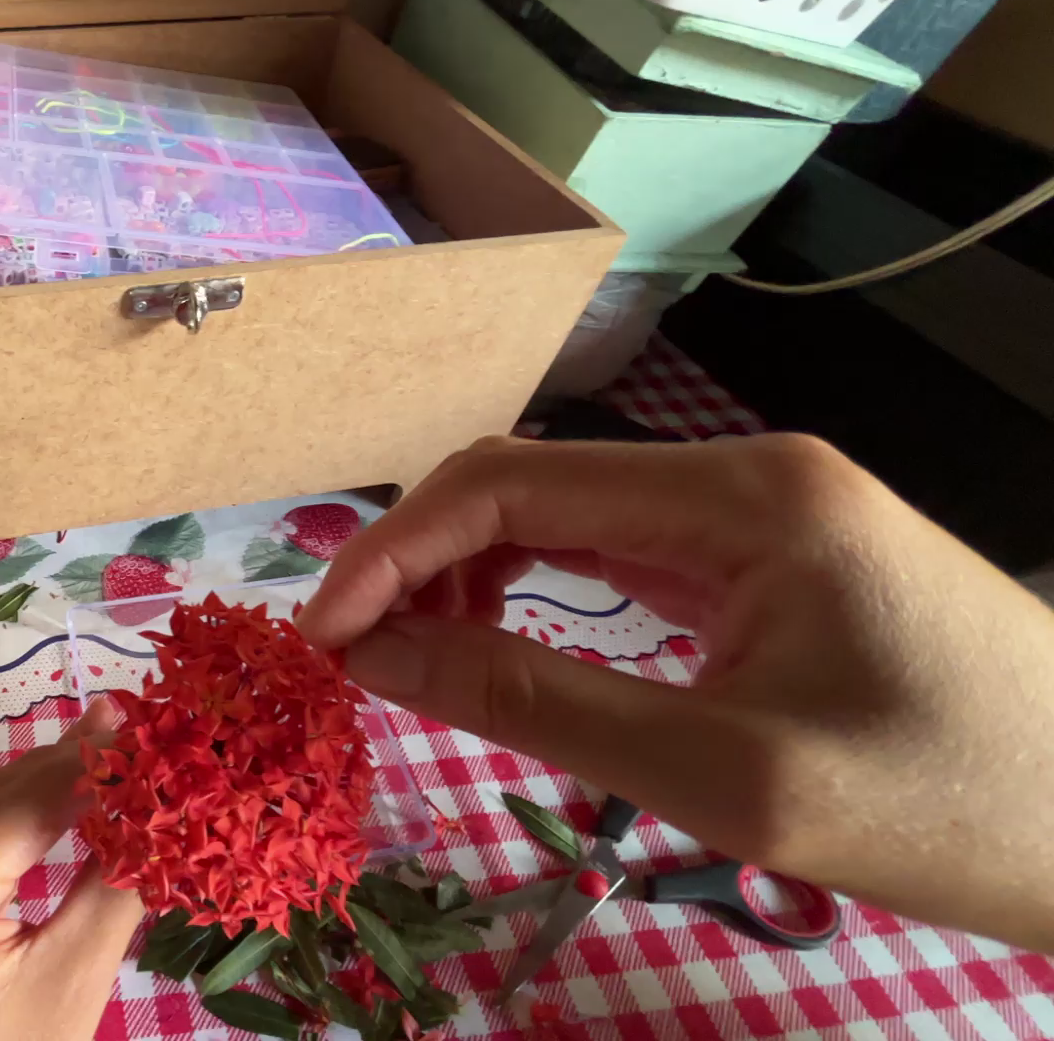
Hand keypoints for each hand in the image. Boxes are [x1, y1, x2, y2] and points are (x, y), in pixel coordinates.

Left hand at [0, 697, 141, 1040]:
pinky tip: (62, 780)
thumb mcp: (67, 985)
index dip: (93, 762)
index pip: (29, 801)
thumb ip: (111, 890)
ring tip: (111, 735)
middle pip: (7, 791)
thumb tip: (151, 812)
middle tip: (139, 724)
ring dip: (54, 775)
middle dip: (78, 760)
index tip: (148, 734)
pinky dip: (25, 804)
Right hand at [297, 435, 1053, 950]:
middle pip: (510, 481)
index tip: (325, 631)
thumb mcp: (721, 776)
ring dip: (450, 568)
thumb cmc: (959, 812)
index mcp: (735, 495)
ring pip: (535, 505)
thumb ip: (528, 701)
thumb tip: (376, 658)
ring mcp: (726, 504)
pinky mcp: (728, 545)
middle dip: (409, 557)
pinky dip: (504, 581)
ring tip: (410, 645)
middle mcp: (722, 471)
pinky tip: (483, 628)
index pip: (502, 484)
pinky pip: (578, 540)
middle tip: (353, 645)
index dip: (390, 551)